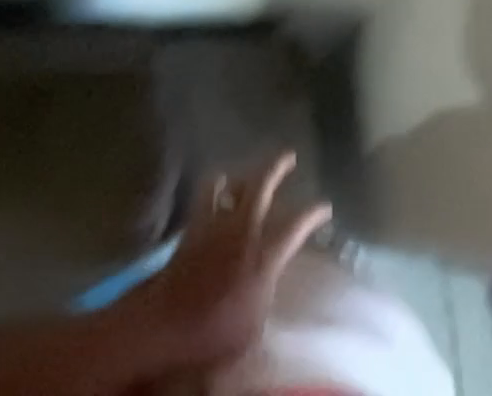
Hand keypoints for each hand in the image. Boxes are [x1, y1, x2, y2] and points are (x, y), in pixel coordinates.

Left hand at [119, 152, 332, 372]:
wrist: (166, 325)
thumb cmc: (216, 335)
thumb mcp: (256, 326)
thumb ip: (267, 295)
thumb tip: (271, 283)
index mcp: (264, 256)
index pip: (296, 225)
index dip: (313, 213)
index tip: (325, 207)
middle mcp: (241, 231)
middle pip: (261, 186)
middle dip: (277, 167)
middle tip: (289, 156)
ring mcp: (214, 225)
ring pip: (230, 184)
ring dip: (242, 175)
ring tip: (248, 173)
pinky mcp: (192, 229)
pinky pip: (205, 197)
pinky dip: (213, 188)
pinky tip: (215, 189)